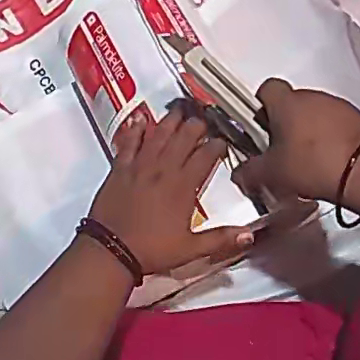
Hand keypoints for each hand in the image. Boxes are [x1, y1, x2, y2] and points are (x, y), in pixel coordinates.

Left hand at [87, 109, 254, 274]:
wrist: (111, 250)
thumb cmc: (150, 250)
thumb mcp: (190, 248)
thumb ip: (220, 238)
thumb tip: (249, 236)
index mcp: (182, 186)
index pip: (205, 156)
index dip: (216, 145)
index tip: (222, 142)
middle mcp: (163, 170)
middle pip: (183, 138)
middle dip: (196, 126)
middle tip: (203, 119)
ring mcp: (140, 166)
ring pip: (158, 135)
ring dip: (170, 121)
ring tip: (179, 109)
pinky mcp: (120, 169)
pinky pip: (129, 143)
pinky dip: (136, 130)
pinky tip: (140, 120)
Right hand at [237, 79, 359, 201]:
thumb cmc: (312, 165)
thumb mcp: (270, 174)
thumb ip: (249, 171)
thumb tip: (240, 173)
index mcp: (286, 103)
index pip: (267, 88)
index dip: (261, 104)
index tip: (259, 123)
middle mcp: (312, 97)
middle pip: (291, 102)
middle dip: (284, 122)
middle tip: (279, 148)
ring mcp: (338, 106)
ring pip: (314, 112)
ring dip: (307, 130)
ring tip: (304, 159)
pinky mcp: (358, 120)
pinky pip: (336, 123)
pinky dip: (329, 137)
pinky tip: (326, 161)